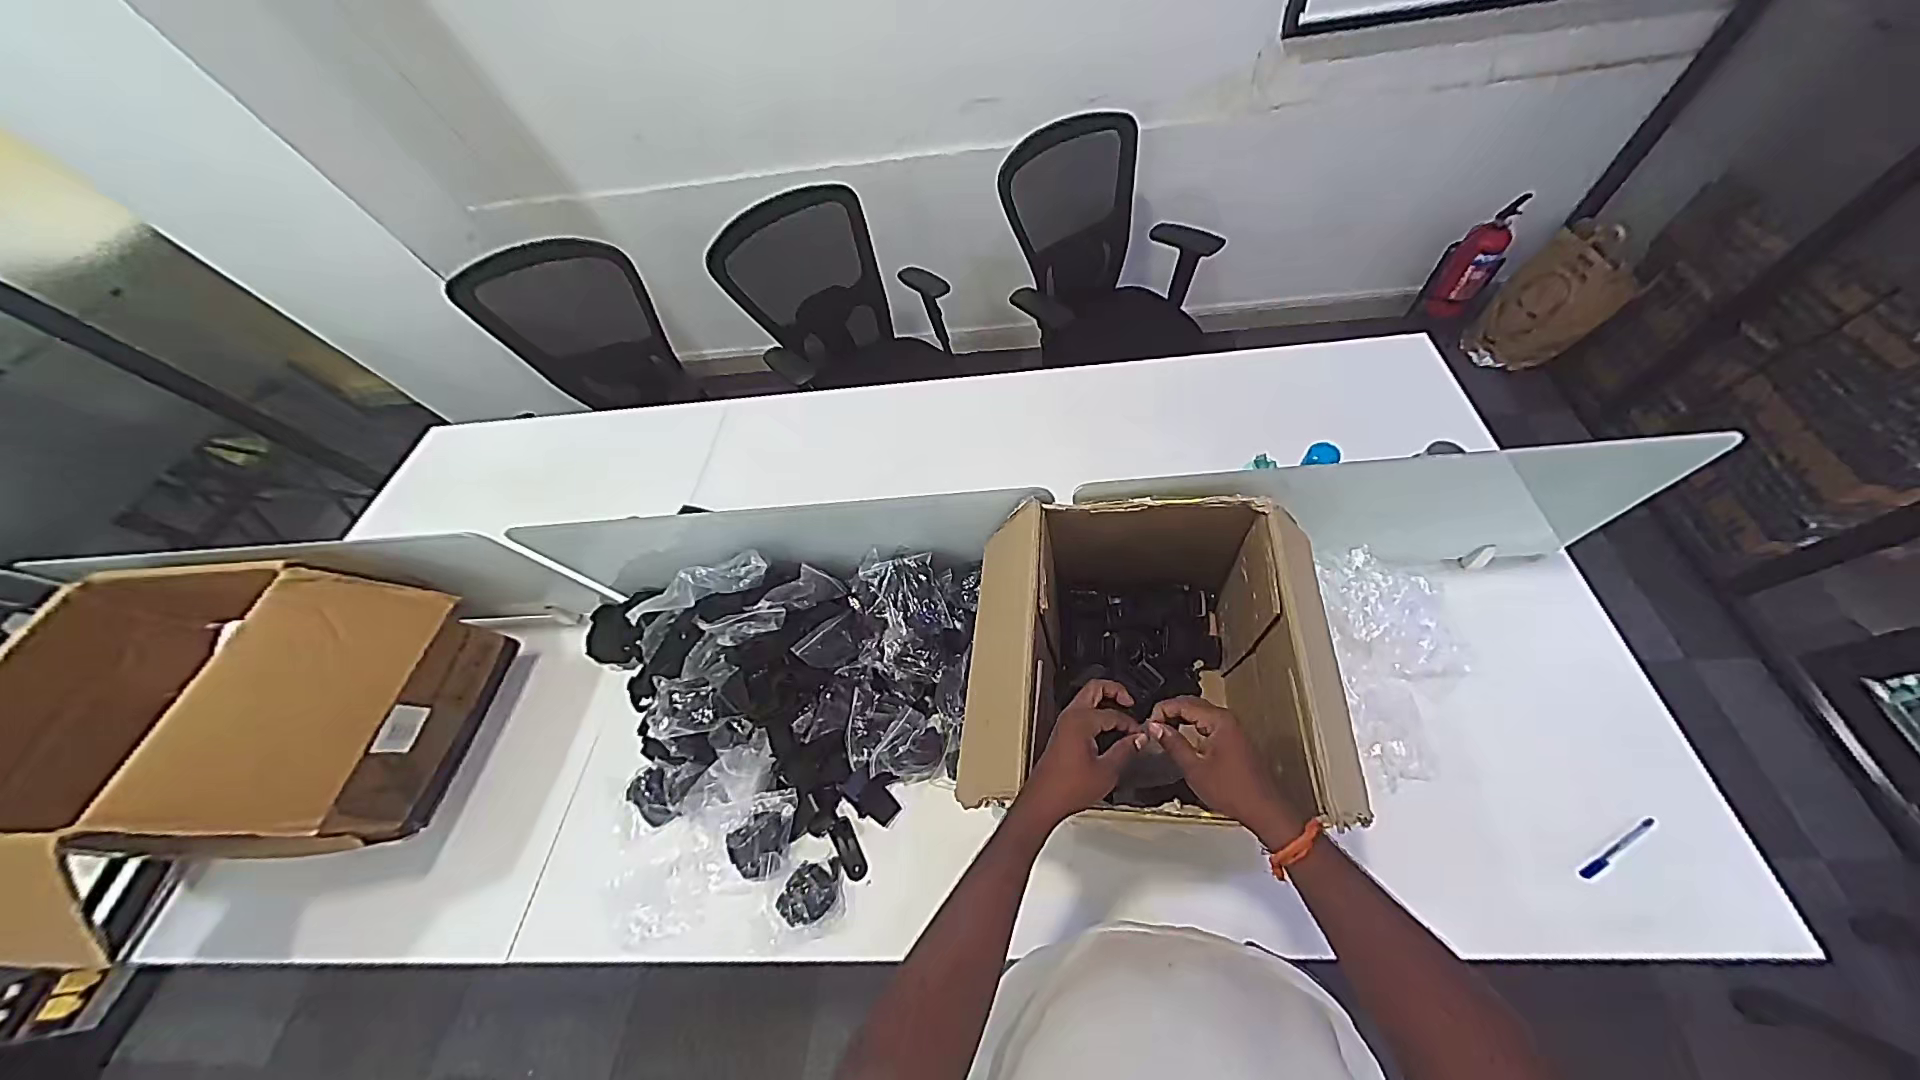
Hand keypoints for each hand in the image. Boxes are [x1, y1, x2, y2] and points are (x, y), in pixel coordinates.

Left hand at [1011, 679, 1145, 829]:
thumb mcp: (1107, 770)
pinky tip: (1108, 728)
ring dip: (1105, 701)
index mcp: (1081, 721)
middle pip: (1094, 688)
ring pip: (1087, 698)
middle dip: (1115, 691)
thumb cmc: (1068, 787)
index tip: (1140, 734)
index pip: (1113, 713)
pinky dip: (1096, 713)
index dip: (1131, 723)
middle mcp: (1070, 717)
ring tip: (1122, 714)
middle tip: (1130, 702)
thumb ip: (1126, 750)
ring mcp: (1064, 723)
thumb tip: (1138, 739)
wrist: (1045, 799)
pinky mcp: (1062, 732)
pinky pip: (1081, 712)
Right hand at [1148, 697, 1306, 847]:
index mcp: (1219, 721)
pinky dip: (1192, 726)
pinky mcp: (1234, 739)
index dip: (1161, 711)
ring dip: (1180, 718)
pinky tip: (1182, 739)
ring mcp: (1233, 728)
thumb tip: (1156, 727)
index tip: (1149, 724)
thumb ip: (1172, 743)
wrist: (1264, 809)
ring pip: (1200, 713)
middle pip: (1191, 704)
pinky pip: (1208, 723)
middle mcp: (1227, 719)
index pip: (1182, 703)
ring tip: (1163, 732)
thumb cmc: (1234, 791)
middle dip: (1169, 712)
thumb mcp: (1194, 768)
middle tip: (1153, 726)